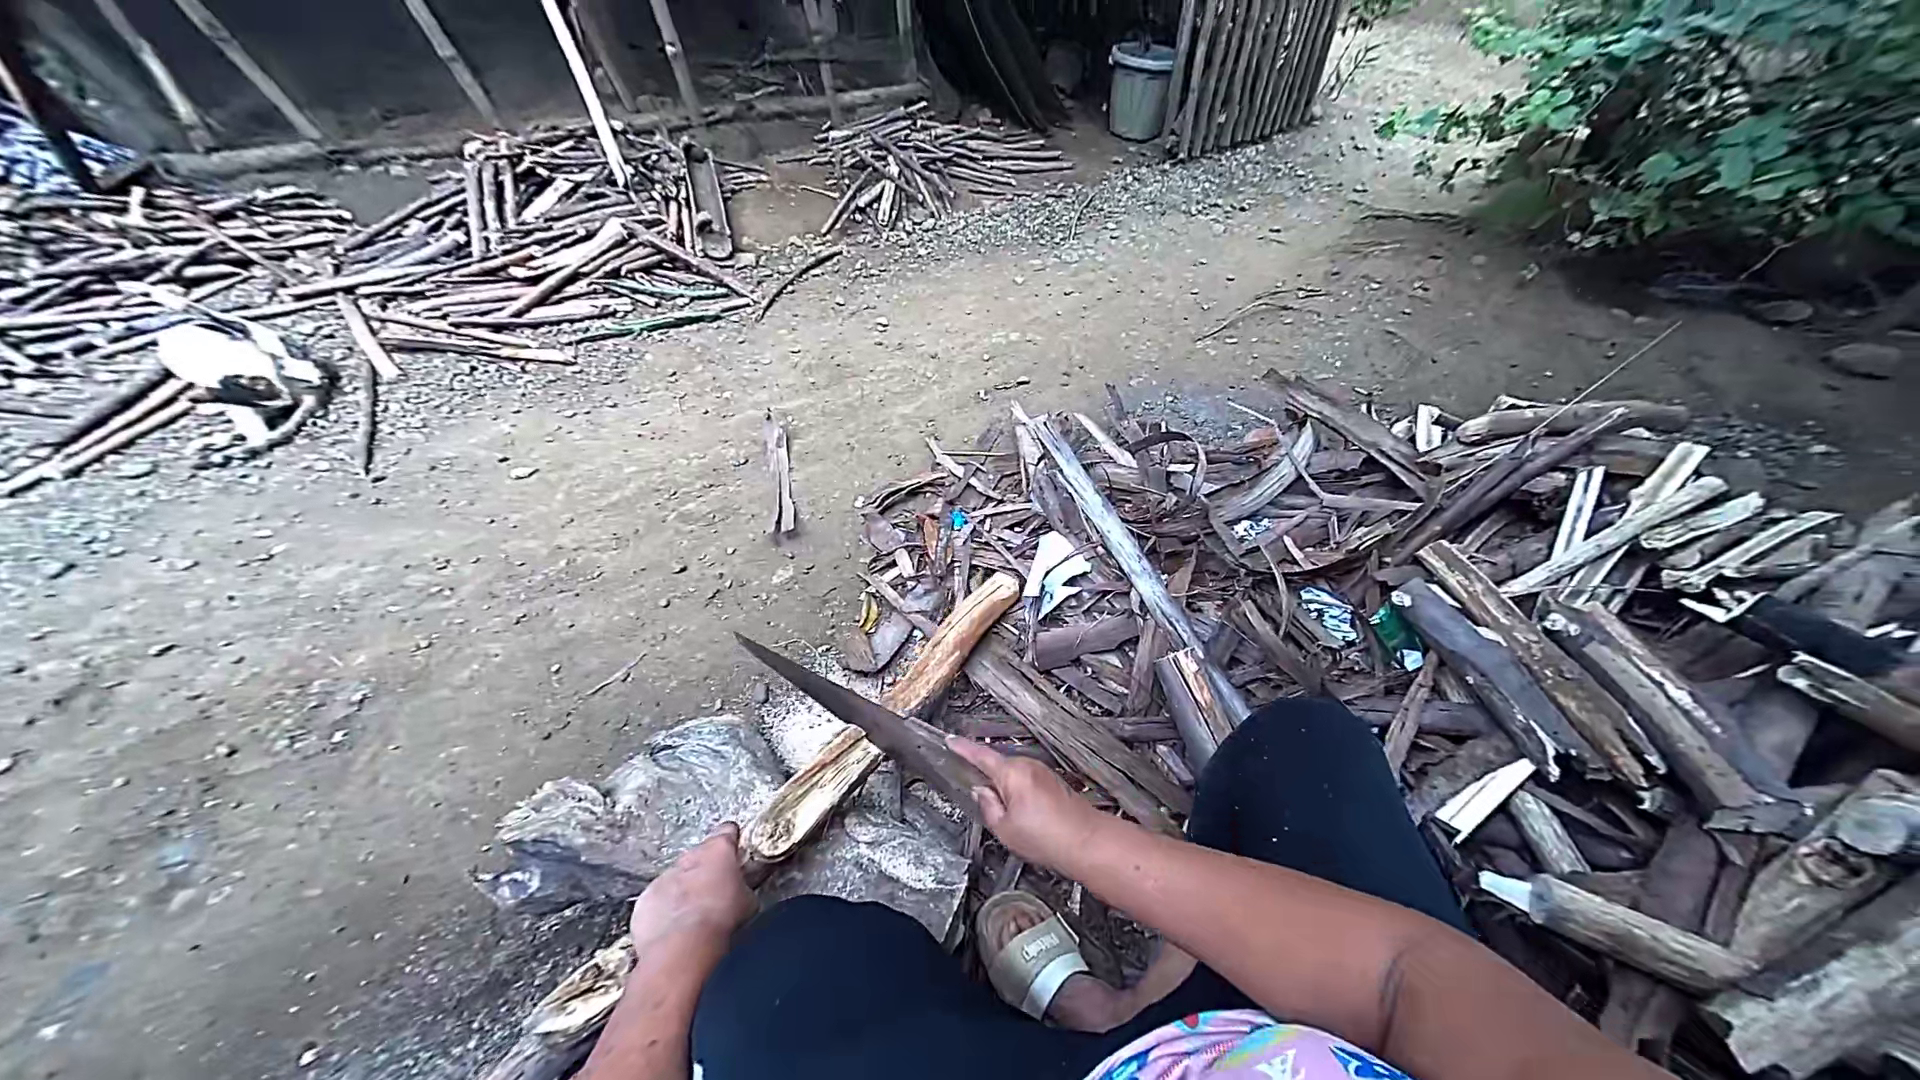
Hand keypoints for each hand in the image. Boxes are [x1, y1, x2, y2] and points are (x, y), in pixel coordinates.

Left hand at [628, 823, 756, 951]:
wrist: (682, 947)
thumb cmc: (721, 919)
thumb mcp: (748, 900)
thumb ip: (743, 886)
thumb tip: (741, 891)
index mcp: (718, 849)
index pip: (726, 832)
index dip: (731, 840)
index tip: (733, 850)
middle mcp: (689, 857)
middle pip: (698, 856)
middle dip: (704, 871)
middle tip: (713, 893)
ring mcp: (663, 878)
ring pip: (675, 879)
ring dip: (683, 891)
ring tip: (692, 917)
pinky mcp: (644, 901)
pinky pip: (656, 902)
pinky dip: (663, 911)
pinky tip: (672, 930)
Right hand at [948, 736, 1105, 869]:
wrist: (1086, 841)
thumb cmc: (1048, 837)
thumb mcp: (1005, 828)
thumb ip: (987, 806)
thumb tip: (981, 792)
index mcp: (1011, 773)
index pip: (980, 754)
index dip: (962, 747)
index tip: (950, 740)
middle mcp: (1027, 765)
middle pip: (998, 766)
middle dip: (990, 783)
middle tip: (989, 809)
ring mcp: (1041, 771)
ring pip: (1013, 776)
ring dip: (1008, 791)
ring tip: (1016, 821)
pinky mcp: (1051, 780)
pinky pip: (1027, 781)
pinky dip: (1021, 794)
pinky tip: (1029, 818)